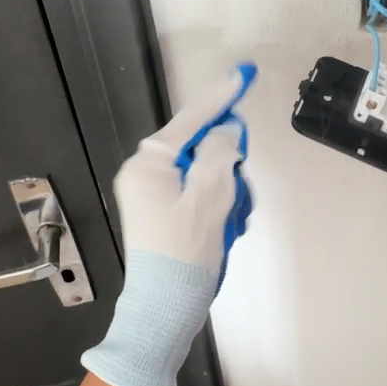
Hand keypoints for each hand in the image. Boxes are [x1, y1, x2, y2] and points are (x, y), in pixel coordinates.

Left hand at [81, 63, 256, 385]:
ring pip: (205, 173)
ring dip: (227, 192)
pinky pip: (199, 194)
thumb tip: (226, 131)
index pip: (191, 120)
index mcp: (149, 163)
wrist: (165, 311)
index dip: (220, 98)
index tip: (242, 75)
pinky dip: (218, 206)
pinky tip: (225, 229)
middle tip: (237, 193)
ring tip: (231, 221)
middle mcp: (145, 173)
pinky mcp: (163, 214)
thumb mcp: (210, 195)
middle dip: (227, 166)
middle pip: (199, 147)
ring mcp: (153, 195)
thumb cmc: (185, 251)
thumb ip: (220, 152)